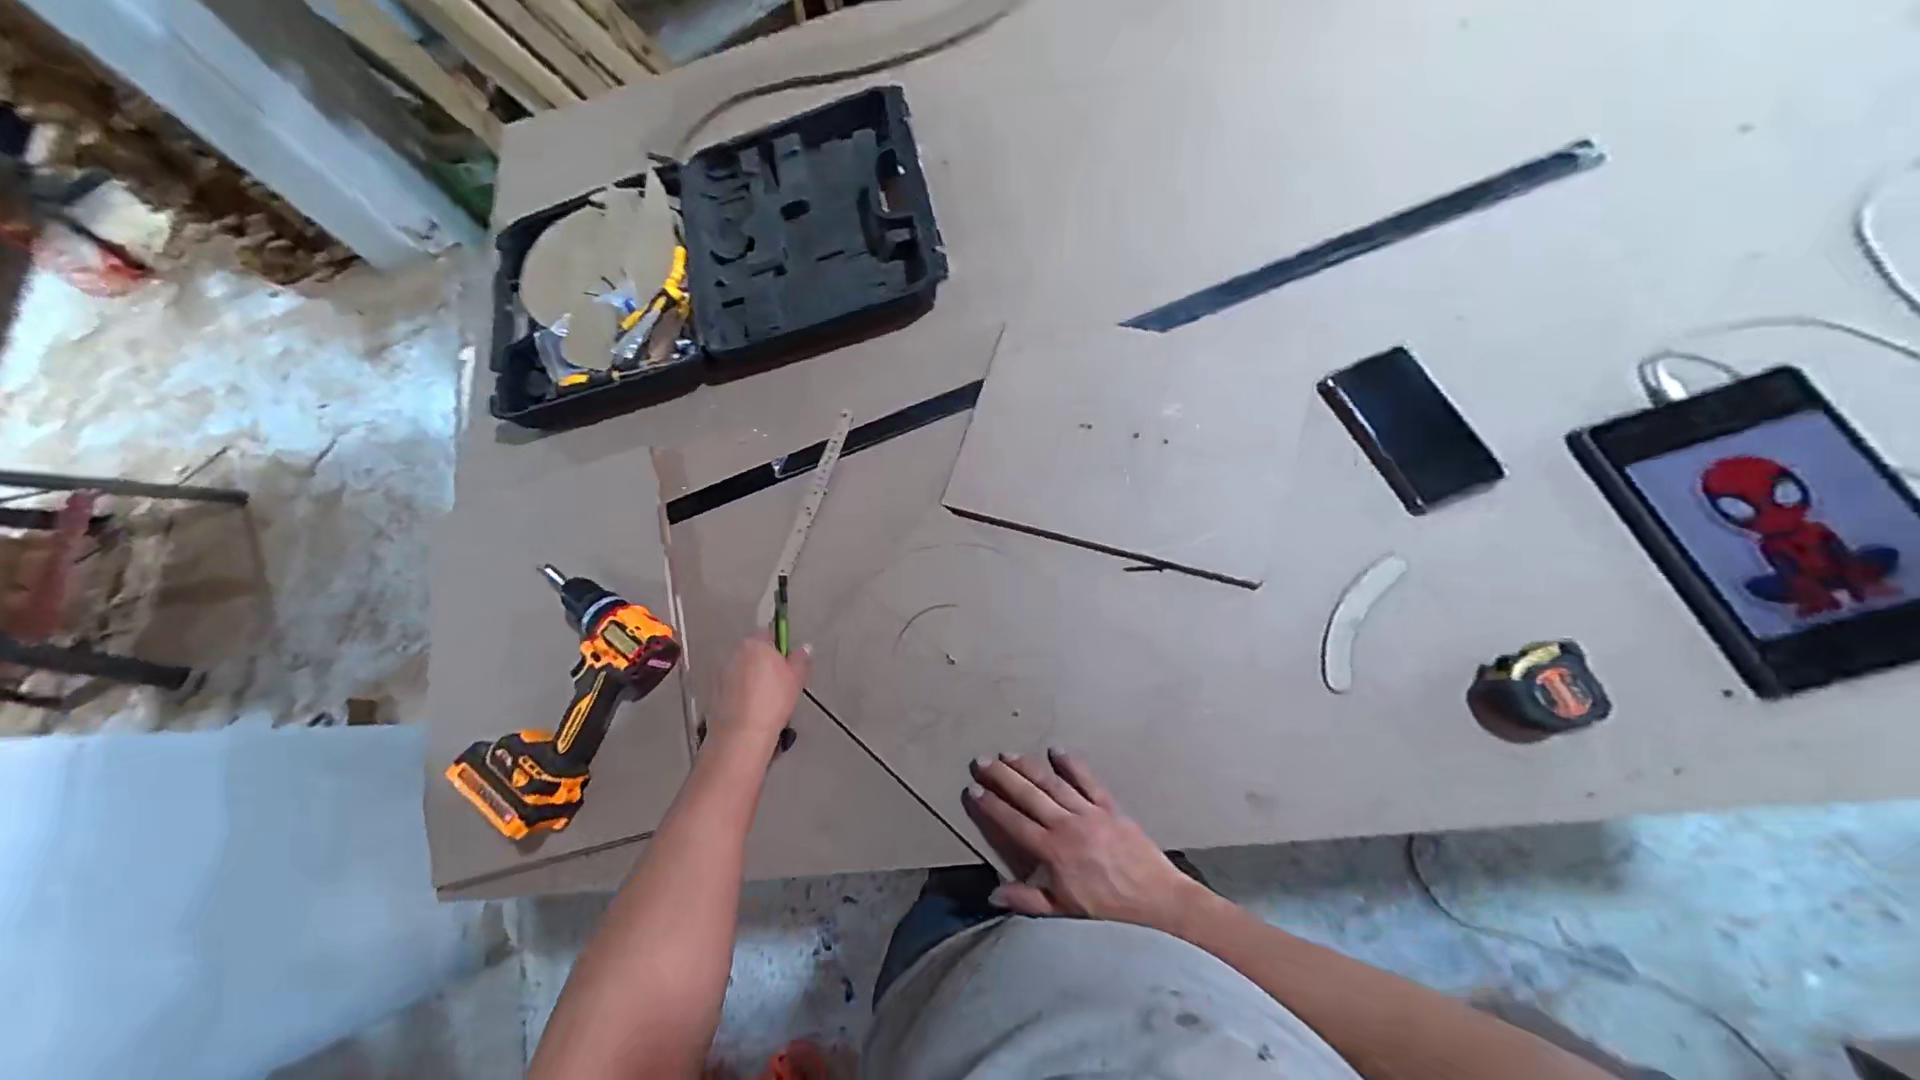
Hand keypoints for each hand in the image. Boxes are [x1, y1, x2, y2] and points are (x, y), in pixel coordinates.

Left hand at [708, 634, 809, 744]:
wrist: (743, 733)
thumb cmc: (772, 701)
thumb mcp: (797, 678)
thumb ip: (801, 659)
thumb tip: (803, 649)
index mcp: (755, 643)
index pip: (769, 633)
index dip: (780, 648)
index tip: (787, 664)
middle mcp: (734, 652)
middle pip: (753, 651)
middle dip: (765, 662)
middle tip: (780, 682)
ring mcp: (720, 671)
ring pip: (741, 668)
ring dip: (751, 677)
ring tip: (765, 699)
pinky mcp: (713, 690)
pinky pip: (731, 684)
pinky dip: (740, 691)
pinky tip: (751, 707)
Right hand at [963, 749, 1212, 932]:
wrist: (1158, 903)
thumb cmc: (1110, 912)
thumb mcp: (1064, 912)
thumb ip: (1027, 899)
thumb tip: (993, 893)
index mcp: (1053, 851)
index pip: (1013, 822)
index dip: (991, 805)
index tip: (974, 790)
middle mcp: (1067, 826)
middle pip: (1028, 795)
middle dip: (1002, 777)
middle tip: (982, 761)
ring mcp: (1089, 813)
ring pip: (1052, 783)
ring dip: (1028, 767)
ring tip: (1009, 755)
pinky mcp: (1110, 808)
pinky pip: (1087, 781)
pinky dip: (1071, 764)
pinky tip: (1057, 751)